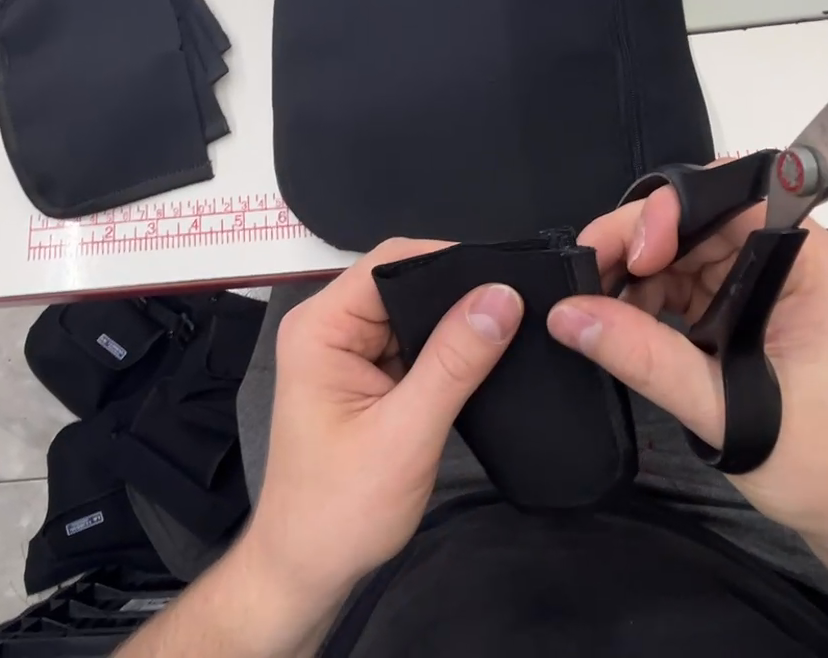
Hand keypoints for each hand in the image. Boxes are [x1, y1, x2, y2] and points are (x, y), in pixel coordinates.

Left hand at [241, 239, 524, 601]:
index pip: (389, 263)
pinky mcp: (364, 375)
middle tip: (520, 303)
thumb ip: (455, 361)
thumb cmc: (342, 509)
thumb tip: (501, 297)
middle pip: (402, 282)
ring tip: (511, 325)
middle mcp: (328, 327)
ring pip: (412, 312)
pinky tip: (483, 355)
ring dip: (454, 322)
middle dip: (457, 291)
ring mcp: (346, 351)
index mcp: (321, 327)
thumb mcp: (406, 433)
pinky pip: (413, 343)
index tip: (506, 274)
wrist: (308, 569)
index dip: (448, 259)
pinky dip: (446, 349)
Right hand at [546, 190, 827, 553]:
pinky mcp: (738, 309)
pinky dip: (643, 296)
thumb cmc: (822, 466)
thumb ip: (644, 357)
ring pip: (681, 248)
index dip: (674, 213)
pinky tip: (616, 319)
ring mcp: (760, 284)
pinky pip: (680, 281)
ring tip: (592, 302)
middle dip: (637, 240)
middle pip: (698, 219)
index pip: (736, 200)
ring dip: (632, 269)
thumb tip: (565, 314)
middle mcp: (786, 262)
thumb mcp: (727, 411)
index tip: (632, 257)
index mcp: (811, 268)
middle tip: (584, 275)